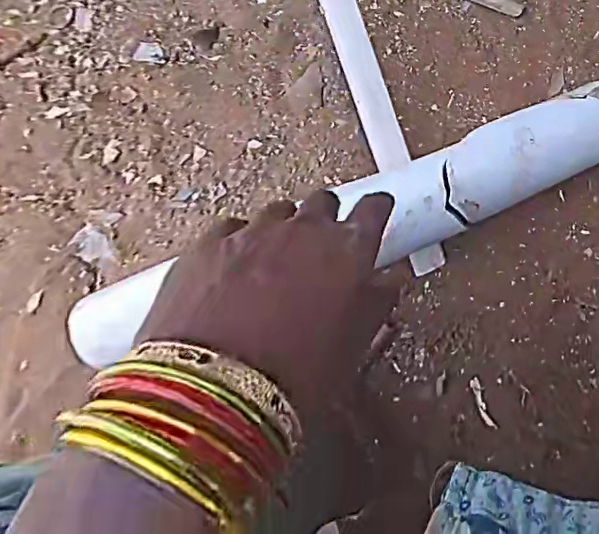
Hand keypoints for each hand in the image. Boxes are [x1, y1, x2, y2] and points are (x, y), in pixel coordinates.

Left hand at [135, 190, 402, 430]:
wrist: (211, 397)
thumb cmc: (294, 376)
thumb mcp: (356, 343)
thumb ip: (378, 299)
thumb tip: (390, 280)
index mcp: (350, 247)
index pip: (375, 206)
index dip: (375, 211)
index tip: (373, 216)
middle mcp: (306, 228)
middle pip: (323, 202)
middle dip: (324, 219)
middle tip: (319, 249)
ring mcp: (255, 233)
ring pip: (276, 213)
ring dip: (280, 230)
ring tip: (272, 263)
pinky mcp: (207, 246)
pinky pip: (229, 230)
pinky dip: (235, 244)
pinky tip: (231, 270)